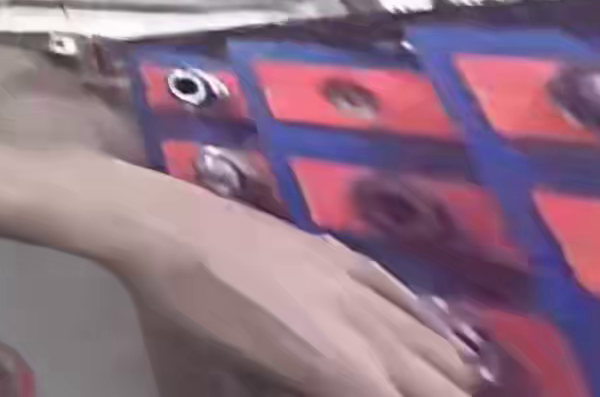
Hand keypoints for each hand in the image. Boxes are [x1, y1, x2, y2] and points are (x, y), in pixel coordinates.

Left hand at [98, 167, 475, 396]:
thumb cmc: (173, 301)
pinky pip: (400, 292)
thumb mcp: (201, 373)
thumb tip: (244, 385)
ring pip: (440, 350)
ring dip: (442, 379)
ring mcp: (350, 283)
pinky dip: (421, 323)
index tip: (343, 393)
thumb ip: (227, 392)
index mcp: (343, 374)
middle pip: (448, 391)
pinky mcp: (326, 247)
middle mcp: (367, 333)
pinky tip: (417, 334)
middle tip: (391, 395)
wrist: (152, 220)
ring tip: (419, 390)